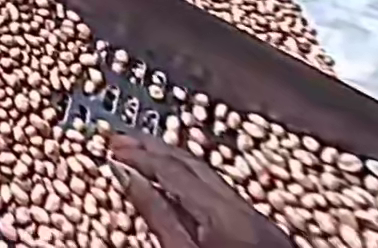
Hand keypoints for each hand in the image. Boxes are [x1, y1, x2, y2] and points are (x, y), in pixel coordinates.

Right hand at [110, 132, 291, 247]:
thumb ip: (155, 213)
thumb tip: (122, 171)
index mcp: (224, 216)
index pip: (171, 167)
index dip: (137, 153)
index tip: (109, 148)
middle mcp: (247, 211)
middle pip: (192, 164)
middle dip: (153, 149)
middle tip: (119, 141)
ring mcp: (262, 224)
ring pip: (209, 177)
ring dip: (172, 163)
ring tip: (141, 157)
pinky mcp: (268, 238)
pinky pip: (221, 195)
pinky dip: (191, 182)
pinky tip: (175, 188)